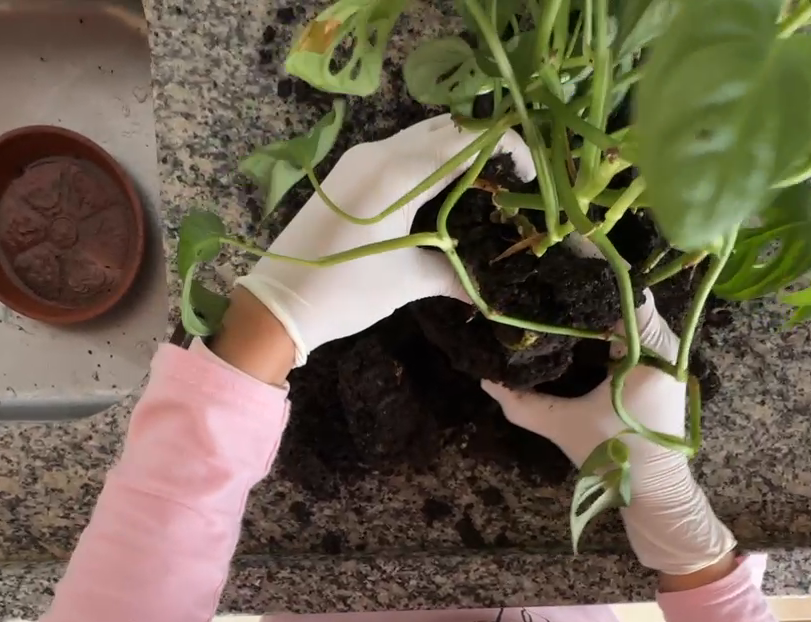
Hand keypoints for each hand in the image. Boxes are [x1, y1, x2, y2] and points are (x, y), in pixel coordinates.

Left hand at [238, 116, 529, 365]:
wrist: (279, 302)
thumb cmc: (345, 292)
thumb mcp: (406, 282)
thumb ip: (451, 274)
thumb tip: (484, 290)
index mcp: (398, 173)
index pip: (466, 141)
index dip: (505, 151)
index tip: (531, 174)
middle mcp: (379, 152)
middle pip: (445, 130)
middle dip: (483, 148)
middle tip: (510, 181)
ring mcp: (360, 159)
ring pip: (421, 138)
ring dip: (454, 154)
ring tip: (481, 188)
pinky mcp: (348, 174)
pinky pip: (398, 153)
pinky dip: (427, 164)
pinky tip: (442, 194)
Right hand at [482, 293, 736, 581]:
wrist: (655, 492)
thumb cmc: (615, 457)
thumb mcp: (562, 426)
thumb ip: (523, 403)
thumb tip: (486, 379)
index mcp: (652, 352)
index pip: (626, 291)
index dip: (592, 271)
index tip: (557, 261)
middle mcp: (667, 346)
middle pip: (628, 297)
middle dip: (591, 284)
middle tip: (550, 272)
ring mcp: (669, 356)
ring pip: (632, 313)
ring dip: (600, 302)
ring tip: (560, 291)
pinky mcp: (662, 368)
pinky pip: (635, 332)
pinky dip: (609, 323)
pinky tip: (579, 322)